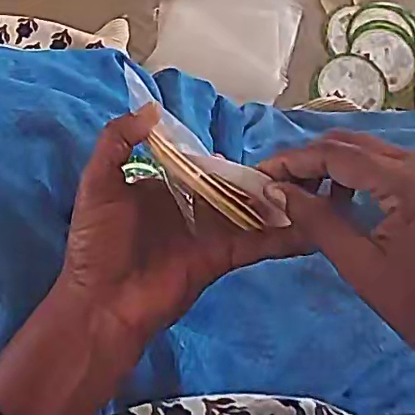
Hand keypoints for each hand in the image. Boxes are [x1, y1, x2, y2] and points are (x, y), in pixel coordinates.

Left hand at [54, 106, 308, 353]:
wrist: (102, 304)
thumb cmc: (97, 243)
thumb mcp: (98, 183)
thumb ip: (118, 141)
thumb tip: (153, 109)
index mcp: (164, 187)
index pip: (199, 163)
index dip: (223, 154)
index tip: (250, 139)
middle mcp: (191, 207)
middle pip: (232, 185)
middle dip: (259, 175)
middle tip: (298, 162)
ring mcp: (210, 232)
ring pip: (251, 210)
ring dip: (279, 200)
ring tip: (317, 185)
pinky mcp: (223, 257)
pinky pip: (258, 243)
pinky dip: (284, 237)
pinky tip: (312, 227)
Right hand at [258, 131, 414, 398]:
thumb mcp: (362, 267)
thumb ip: (316, 220)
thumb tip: (276, 190)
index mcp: (414, 182)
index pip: (339, 155)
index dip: (294, 161)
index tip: (261, 173)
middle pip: (352, 145)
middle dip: (309, 161)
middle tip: (273, 183)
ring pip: (367, 153)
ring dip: (330, 168)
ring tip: (297, 194)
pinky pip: (385, 168)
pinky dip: (354, 177)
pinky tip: (334, 200)